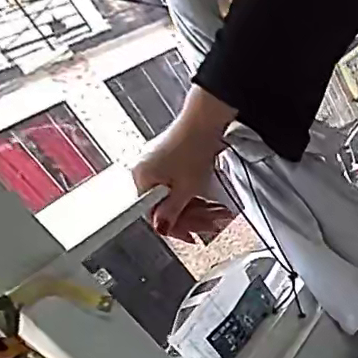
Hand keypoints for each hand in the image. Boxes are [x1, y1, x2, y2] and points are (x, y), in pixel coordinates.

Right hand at [132, 85, 235, 240]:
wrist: (203, 120)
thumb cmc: (192, 148)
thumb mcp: (184, 190)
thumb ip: (171, 212)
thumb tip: (161, 228)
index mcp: (141, 179)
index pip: (154, 214)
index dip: (175, 228)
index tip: (190, 236)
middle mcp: (144, 171)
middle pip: (166, 205)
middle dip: (192, 218)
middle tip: (209, 224)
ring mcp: (156, 164)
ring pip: (175, 196)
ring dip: (197, 208)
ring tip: (215, 213)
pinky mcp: (168, 159)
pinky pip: (177, 184)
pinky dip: (193, 194)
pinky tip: (208, 201)